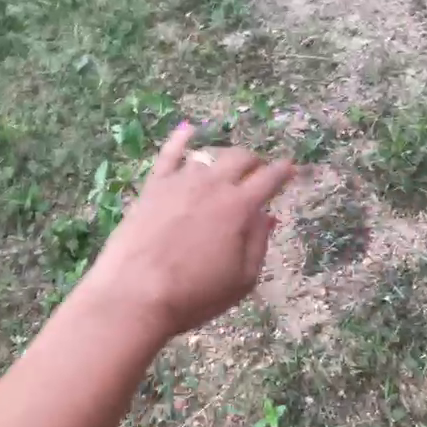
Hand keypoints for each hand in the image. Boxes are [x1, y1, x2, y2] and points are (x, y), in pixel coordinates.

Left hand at [75, 123, 296, 340]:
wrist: (134, 297)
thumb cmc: (194, 295)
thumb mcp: (242, 279)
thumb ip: (259, 242)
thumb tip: (266, 216)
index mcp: (239, 207)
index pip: (270, 178)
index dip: (284, 171)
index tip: (292, 170)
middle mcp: (213, 185)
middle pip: (241, 158)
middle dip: (256, 162)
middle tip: (259, 174)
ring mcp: (180, 182)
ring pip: (209, 158)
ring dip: (223, 162)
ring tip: (226, 172)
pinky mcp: (153, 188)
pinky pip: (168, 155)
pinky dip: (180, 139)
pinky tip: (187, 129)